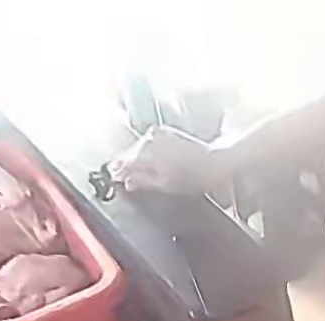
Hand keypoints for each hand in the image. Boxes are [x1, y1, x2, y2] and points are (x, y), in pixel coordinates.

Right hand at [110, 126, 225, 194]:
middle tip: (118, 173)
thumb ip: (143, 181)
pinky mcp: (166, 132)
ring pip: (139, 146)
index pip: (125, 162)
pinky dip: (146, 149)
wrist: (213, 162)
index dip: (117, 170)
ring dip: (134, 156)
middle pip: (131, 152)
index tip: (112, 176)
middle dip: (124, 163)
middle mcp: (149, 139)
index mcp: (147, 153)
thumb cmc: (191, 178)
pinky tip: (148, 158)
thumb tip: (125, 182)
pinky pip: (149, 140)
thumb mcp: (166, 185)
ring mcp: (158, 133)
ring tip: (131, 168)